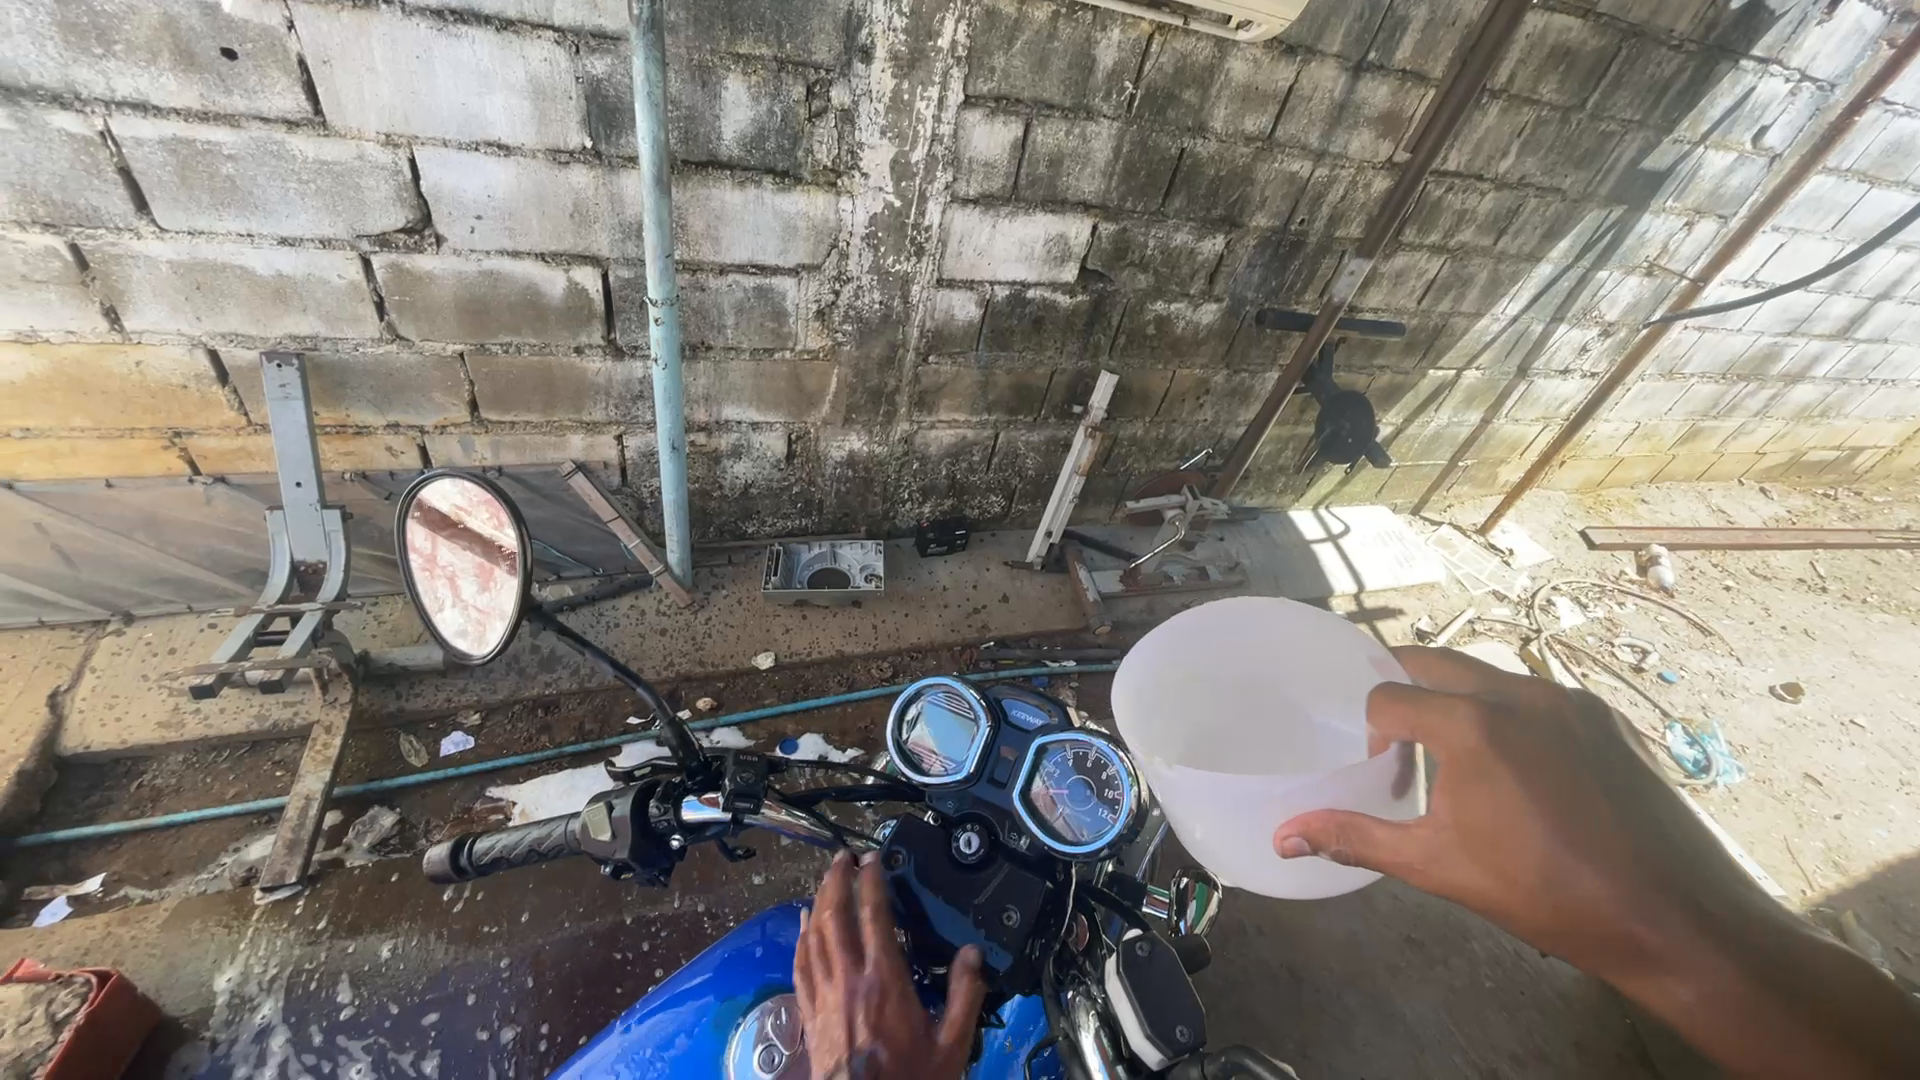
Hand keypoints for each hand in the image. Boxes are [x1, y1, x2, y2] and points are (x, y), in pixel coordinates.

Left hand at [794, 850, 985, 1078]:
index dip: (871, 881)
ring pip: (813, 935)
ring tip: (826, 879)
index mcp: (885, 981)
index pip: (874, 916)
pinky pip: (800, 965)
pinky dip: (801, 938)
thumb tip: (972, 953)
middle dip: (837, 880)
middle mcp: (849, 979)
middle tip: (843, 857)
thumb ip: (965, 996)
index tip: (872, 858)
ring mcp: (825, 995)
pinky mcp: (809, 1014)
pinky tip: (803, 924)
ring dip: (818, 901)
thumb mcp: (950, 1046)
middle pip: (835, 916)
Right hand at [1274, 645, 1919, 1078]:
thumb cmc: (1545, 893)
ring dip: (1451, 696)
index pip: (1388, 697)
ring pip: (1481, 672)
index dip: (1374, 731)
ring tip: (1453, 752)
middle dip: (1400, 687)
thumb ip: (1354, 838)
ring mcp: (1567, 701)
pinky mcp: (1602, 718)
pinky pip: (1528, 693)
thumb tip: (1281, 838)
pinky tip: (1516, 767)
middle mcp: (1517, 695)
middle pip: (1430, 660)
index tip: (1389, 771)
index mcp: (1470, 725)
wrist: (1682, 924)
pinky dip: (1500, 710)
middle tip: (1396, 735)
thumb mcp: (1437, 865)